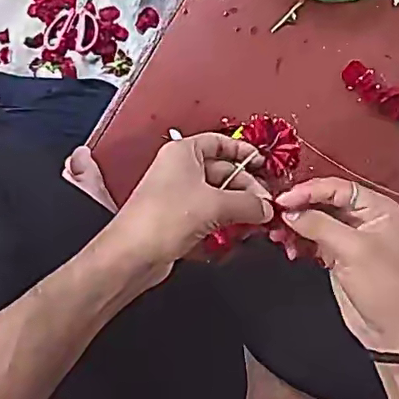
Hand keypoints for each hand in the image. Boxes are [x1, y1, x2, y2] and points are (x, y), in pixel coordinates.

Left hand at [97, 133, 274, 283]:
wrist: (131, 256)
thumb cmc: (162, 219)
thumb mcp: (215, 205)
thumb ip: (248, 203)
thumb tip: (266, 207)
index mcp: (183, 153)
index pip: (219, 142)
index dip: (243, 151)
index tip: (263, 163)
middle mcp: (180, 170)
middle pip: (223, 170)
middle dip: (247, 187)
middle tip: (266, 203)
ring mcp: (178, 195)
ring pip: (218, 195)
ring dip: (239, 206)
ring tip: (258, 218)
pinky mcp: (179, 219)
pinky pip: (210, 214)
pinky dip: (226, 220)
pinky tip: (241, 230)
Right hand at [274, 179, 398, 353]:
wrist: (392, 331)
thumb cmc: (385, 287)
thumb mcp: (353, 250)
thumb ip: (320, 226)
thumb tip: (290, 212)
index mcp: (377, 208)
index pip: (337, 188)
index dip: (309, 190)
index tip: (284, 199)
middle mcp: (364, 217)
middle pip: (324, 201)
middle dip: (299, 208)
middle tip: (276, 215)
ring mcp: (350, 236)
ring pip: (316, 220)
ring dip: (296, 226)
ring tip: (278, 236)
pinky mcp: (338, 255)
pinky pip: (313, 239)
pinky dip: (299, 241)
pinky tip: (290, 249)